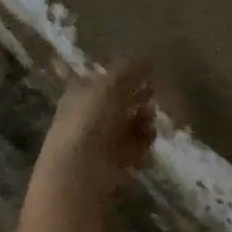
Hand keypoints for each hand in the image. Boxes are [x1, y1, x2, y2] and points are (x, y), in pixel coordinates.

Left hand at [36, 60, 156, 203]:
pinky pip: (133, 151)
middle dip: (140, 104)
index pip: (106, 81)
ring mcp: (99, 141)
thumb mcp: (110, 86)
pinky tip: (143, 156)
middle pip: (122, 105)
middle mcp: (88, 116)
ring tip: (148, 131)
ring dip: (145, 127)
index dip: (128, 79)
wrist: (80, 171)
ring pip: (131, 128)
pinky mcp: (111, 164)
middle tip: (151, 104)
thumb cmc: (91, 121)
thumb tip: (147, 60)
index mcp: (81, 93)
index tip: (147, 80)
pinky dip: (141, 151)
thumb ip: (130, 70)